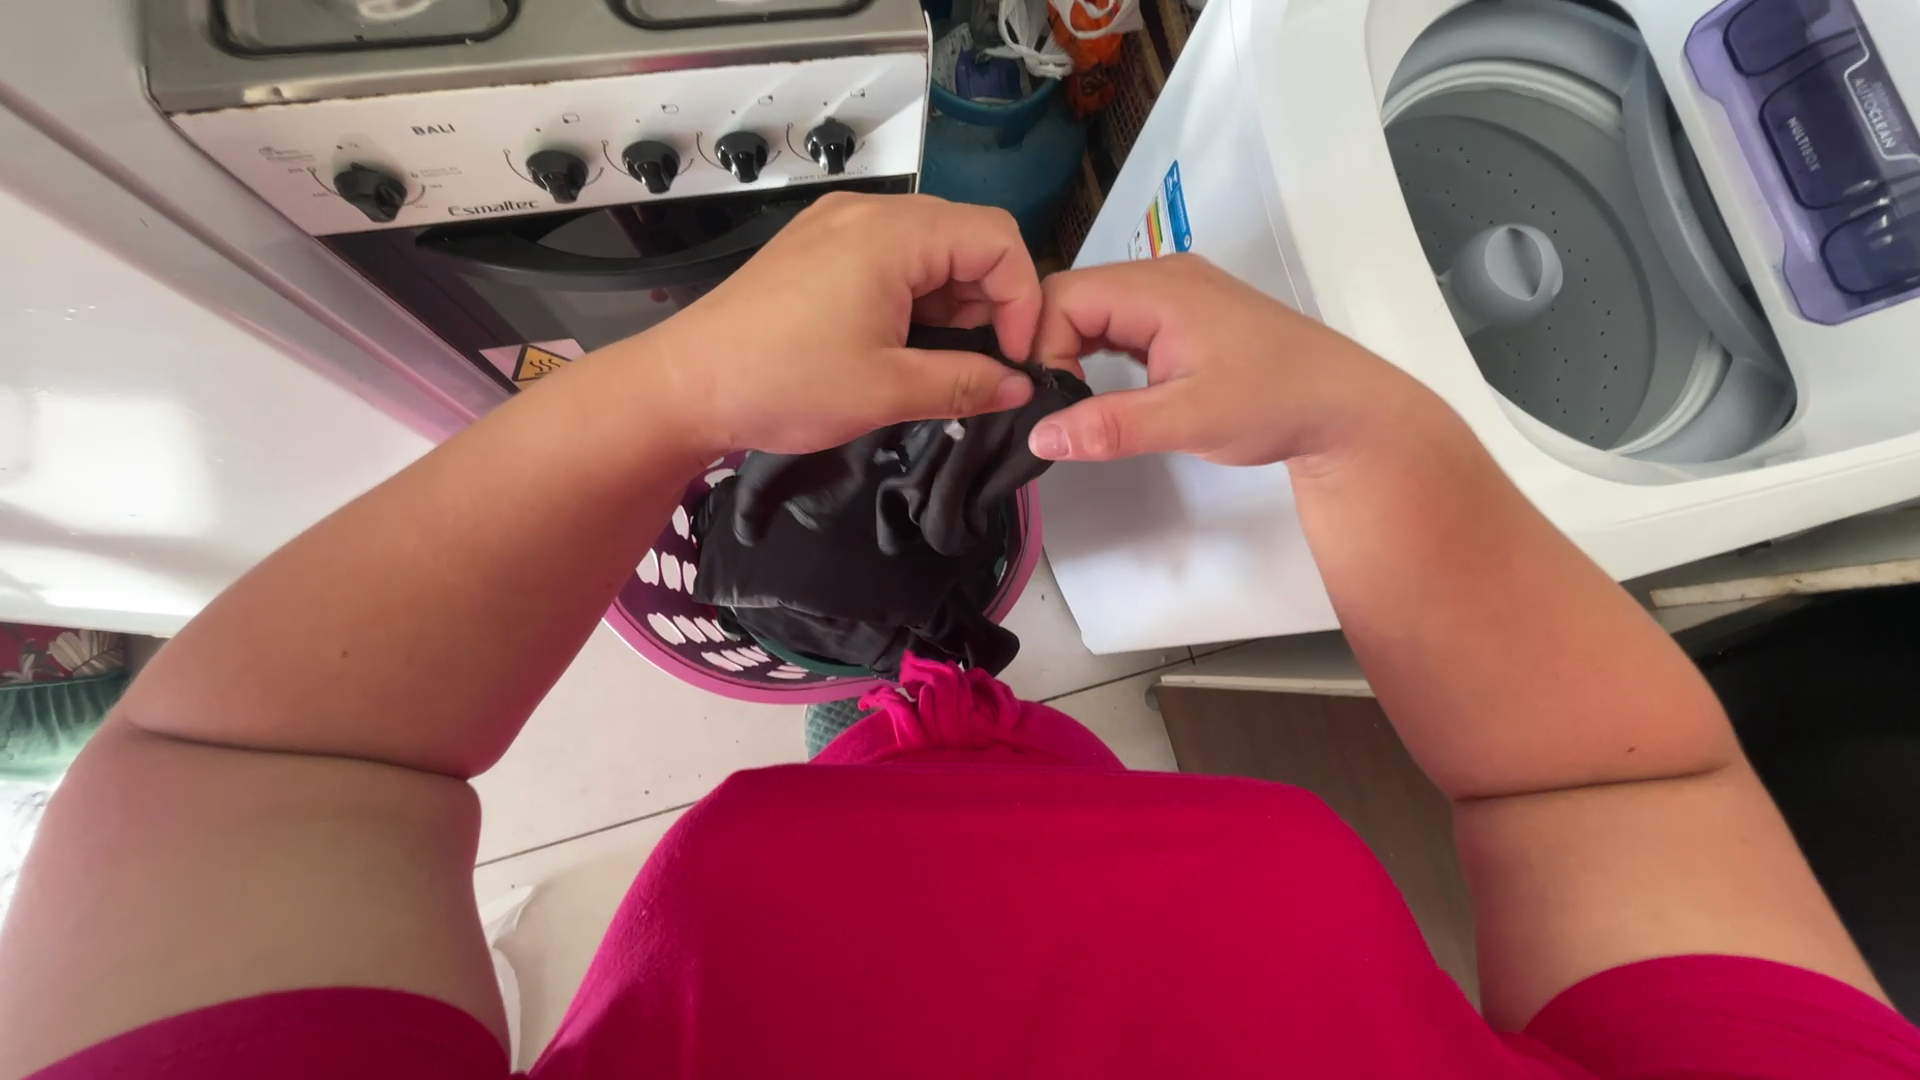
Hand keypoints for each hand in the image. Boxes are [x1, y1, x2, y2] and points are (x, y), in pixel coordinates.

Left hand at [622, 193, 1043, 457]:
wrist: (685, 386)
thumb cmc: (782, 383)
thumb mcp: (886, 391)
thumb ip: (965, 384)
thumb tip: (1020, 386)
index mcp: (891, 234)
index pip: (997, 239)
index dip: (1023, 298)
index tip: (1016, 358)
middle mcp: (867, 214)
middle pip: (966, 240)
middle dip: (990, 305)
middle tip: (984, 367)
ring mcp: (839, 228)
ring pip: (930, 254)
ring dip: (953, 307)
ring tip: (943, 364)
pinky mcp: (820, 252)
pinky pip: (893, 264)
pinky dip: (917, 302)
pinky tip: (906, 346)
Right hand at [1025, 255, 1446, 472]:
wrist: (1342, 407)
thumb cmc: (1274, 404)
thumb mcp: (1188, 420)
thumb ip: (1110, 426)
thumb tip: (1039, 436)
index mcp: (1160, 289)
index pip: (1064, 297)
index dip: (1040, 345)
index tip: (1047, 399)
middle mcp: (1161, 279)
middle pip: (1073, 298)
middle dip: (1048, 348)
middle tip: (1049, 403)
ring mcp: (1172, 295)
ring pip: (1093, 310)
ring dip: (1070, 350)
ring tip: (1067, 398)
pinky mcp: (1180, 318)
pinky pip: (1117, 323)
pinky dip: (1095, 352)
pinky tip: (1095, 385)